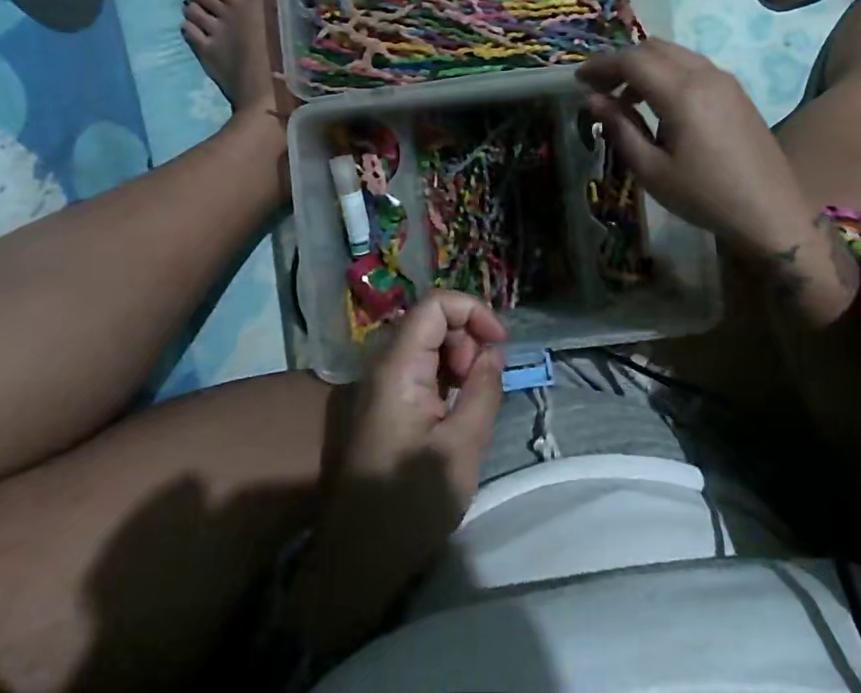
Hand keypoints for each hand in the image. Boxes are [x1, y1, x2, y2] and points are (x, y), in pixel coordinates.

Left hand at [289, 293, 506, 652]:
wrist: (360, 555)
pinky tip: (457, 410)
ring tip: (472, 401)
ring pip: (427, 346)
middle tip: (482, 383)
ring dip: (458, 360)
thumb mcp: (462, 446)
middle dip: (466, 339)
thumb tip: (492, 352)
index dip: (472, 312)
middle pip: (430, 321)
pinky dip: (445, 378)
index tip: (500, 344)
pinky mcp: (385, 405)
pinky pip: (420, 371)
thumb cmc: (411, 502)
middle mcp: (383, 366)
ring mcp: (381, 386)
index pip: (434, 305)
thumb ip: (483, 390)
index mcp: (397, 368)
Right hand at [578, 41, 809, 258]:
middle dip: (621, 62)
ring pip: (675, 54)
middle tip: (599, 88)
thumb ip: (620, 128)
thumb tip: (594, 100)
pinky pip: (693, 66)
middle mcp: (704, 75)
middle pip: (652, 48)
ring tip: (625, 99)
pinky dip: (667, 72)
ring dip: (644, 66)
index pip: (631, 60)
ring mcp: (725, 80)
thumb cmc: (703, 196)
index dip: (600, 66)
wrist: (769, 211)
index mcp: (682, 93)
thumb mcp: (651, 170)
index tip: (578, 80)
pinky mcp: (736, 92)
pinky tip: (659, 104)